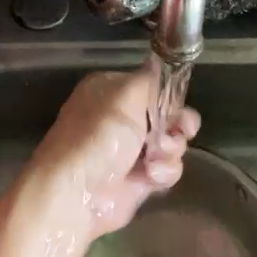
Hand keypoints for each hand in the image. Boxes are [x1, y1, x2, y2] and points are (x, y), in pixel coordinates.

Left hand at [27, 61, 200, 239]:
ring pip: (172, 142)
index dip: (169, 94)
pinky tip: (151, 176)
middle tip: (181, 130)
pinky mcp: (140, 178)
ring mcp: (131, 150)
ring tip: (154, 158)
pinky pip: (167, 169)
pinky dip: (164, 172)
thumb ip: (150, 79)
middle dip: (177, 123)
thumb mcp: (124, 96)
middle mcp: (121, 118)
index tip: (177, 102)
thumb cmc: (97, 138)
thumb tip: (160, 61)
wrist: (75, 195)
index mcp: (111, 92)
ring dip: (171, 149)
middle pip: (167, 114)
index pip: (152, 85)